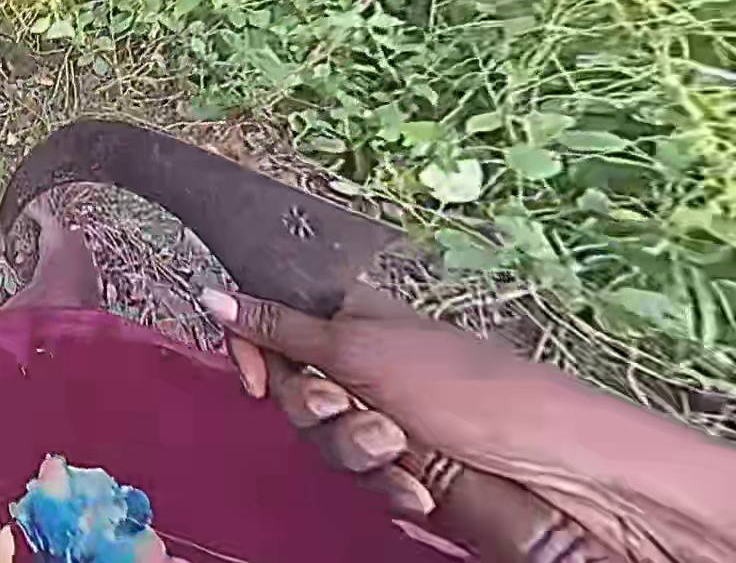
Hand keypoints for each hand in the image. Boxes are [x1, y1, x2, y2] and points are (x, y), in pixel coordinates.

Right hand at [202, 285, 735, 562]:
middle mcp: (350, 362)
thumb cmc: (460, 385)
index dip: (251, 349)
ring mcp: (376, 413)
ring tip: (396, 445)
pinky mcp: (401, 464)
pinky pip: (359, 472)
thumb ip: (274, 324)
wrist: (573, 475)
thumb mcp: (354, 346)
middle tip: (345, 404)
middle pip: (285, 381)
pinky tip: (419, 484)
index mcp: (339, 316)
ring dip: (352, 444)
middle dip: (311, 404)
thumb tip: (206, 294)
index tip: (256, 378)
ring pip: (317, 430)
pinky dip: (385, 480)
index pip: (264, 319)